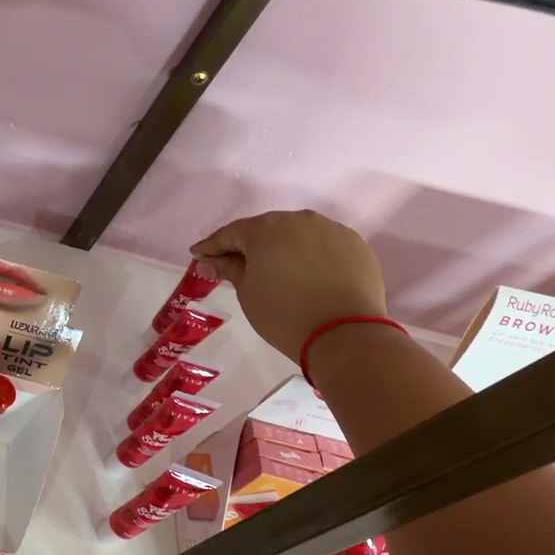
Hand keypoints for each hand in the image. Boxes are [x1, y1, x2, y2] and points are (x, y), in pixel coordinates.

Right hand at [191, 210, 387, 358]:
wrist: (345, 335)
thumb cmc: (283, 313)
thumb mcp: (247, 291)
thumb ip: (229, 268)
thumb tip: (210, 261)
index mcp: (267, 228)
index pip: (231, 233)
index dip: (212, 246)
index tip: (198, 256)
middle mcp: (300, 219)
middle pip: (266, 229)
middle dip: (248, 245)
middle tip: (233, 262)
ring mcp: (332, 230)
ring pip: (297, 234)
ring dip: (281, 247)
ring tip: (272, 267)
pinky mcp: (356, 246)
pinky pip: (323, 245)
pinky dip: (310, 255)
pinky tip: (305, 273)